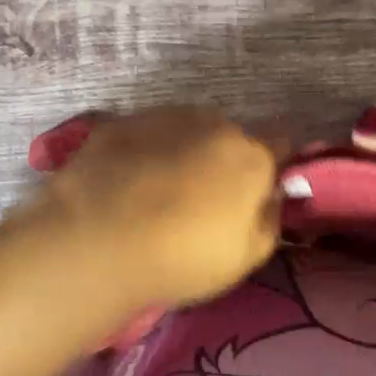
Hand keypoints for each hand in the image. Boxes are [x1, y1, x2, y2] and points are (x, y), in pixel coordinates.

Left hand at [14, 106, 282, 309]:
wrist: (96, 242)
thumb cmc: (181, 258)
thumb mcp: (247, 256)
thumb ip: (268, 217)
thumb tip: (269, 194)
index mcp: (250, 156)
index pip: (279, 142)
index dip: (271, 163)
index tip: (257, 187)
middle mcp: (211, 123)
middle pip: (227, 135)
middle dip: (220, 159)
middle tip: (198, 199)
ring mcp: (160, 117)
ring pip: (183, 129)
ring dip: (179, 151)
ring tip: (155, 192)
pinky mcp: (117, 123)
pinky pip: (142, 134)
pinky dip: (140, 152)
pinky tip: (123, 183)